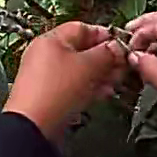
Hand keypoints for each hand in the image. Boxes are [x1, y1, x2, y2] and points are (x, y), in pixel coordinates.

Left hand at [5, 22, 128, 139]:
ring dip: (101, 74)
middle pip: (83, 50)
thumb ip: (107, 53)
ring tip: (116, 81)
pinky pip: (74, 85)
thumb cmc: (56, 90)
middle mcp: (47, 55)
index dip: (104, 35)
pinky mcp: (50, 95)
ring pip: (80, 69)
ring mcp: (47, 76)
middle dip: (106, 58)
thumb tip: (118, 47)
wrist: (34, 128)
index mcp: (51, 40)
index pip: (82, 28)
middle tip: (123, 66)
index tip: (122, 44)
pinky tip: (104, 93)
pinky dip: (90, 87)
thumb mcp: (88, 66)